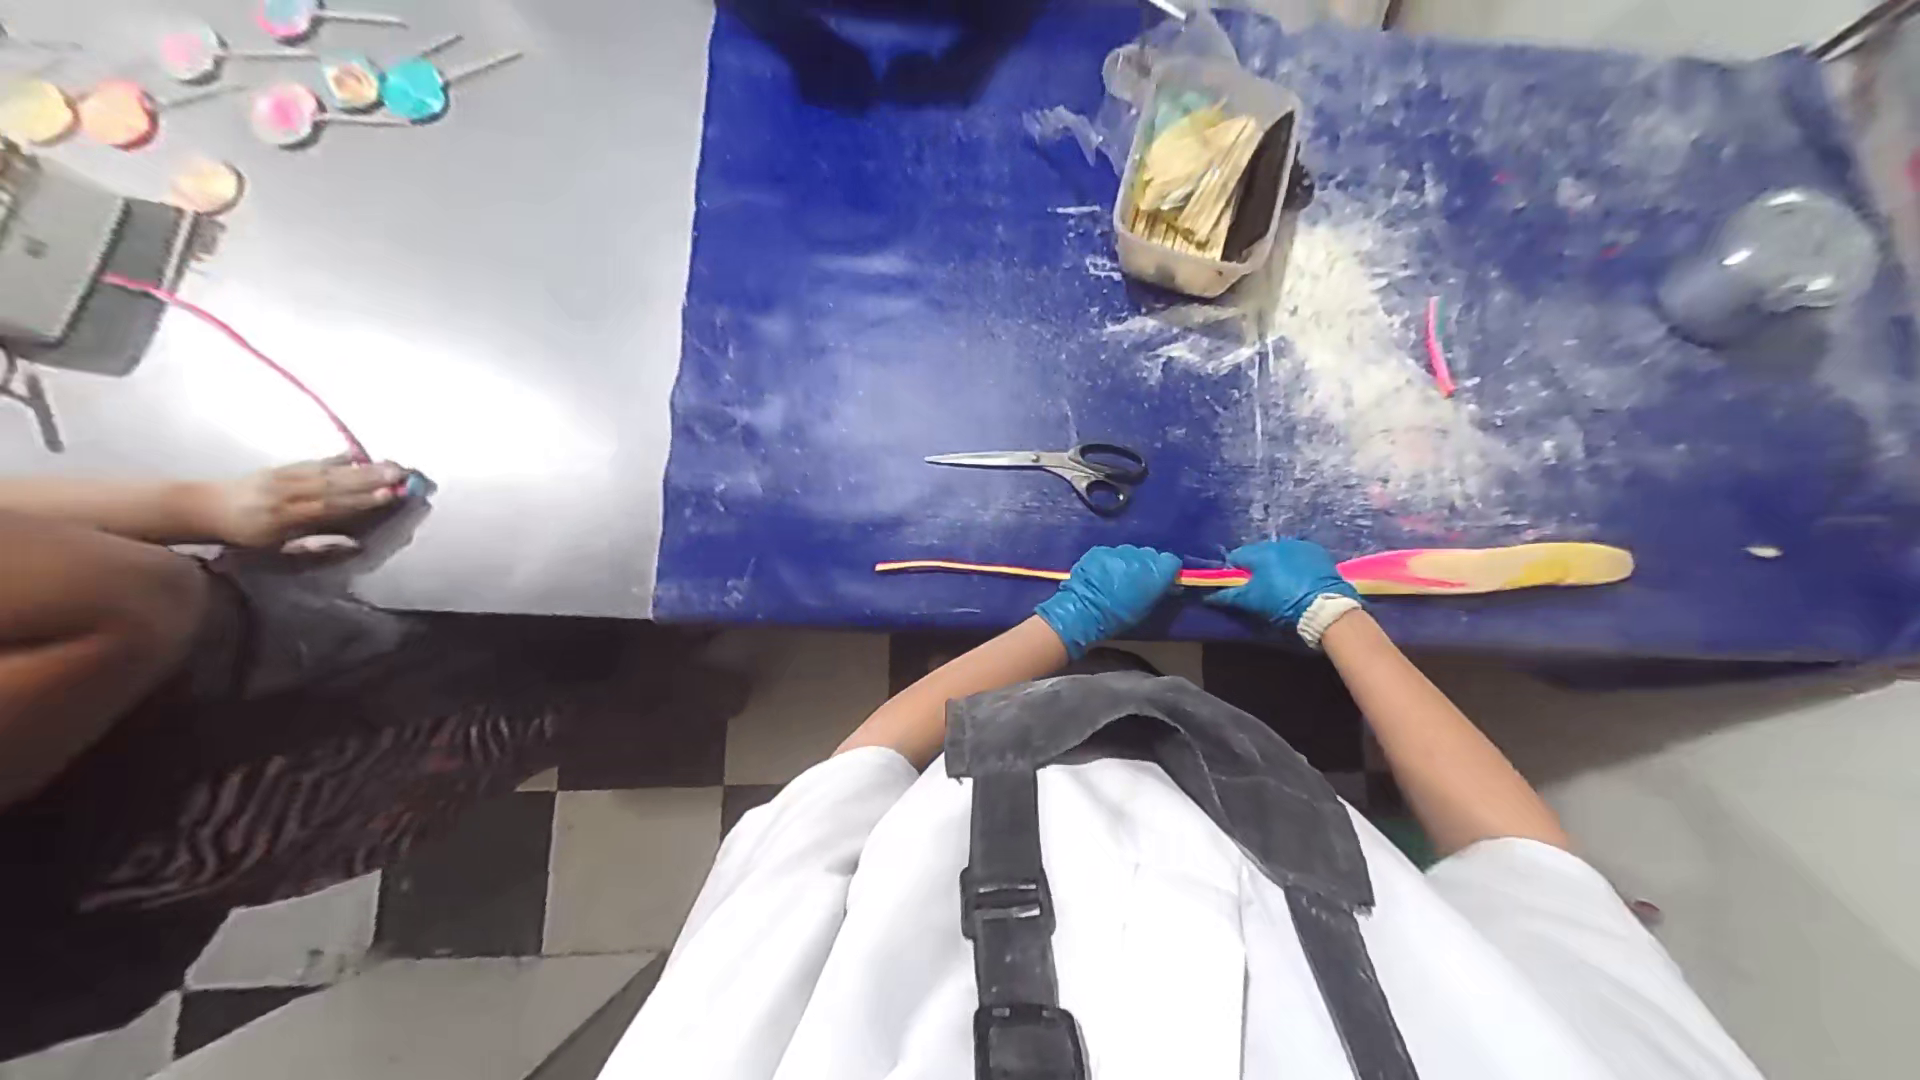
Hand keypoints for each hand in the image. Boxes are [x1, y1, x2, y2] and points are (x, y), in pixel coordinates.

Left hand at [189, 458, 406, 547]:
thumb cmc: (243, 537)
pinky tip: (359, 457)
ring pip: (329, 472)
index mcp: (285, 517)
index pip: (331, 507)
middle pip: (335, 484)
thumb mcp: (276, 549)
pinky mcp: (281, 467)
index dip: (362, 501)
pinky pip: (314, 463)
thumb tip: (359, 545)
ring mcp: (282, 477)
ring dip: (364, 468)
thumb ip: (317, 548)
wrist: (196, 509)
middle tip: (404, 474)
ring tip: (394, 464)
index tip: (390, 496)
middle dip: (372, 478)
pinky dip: (339, 460)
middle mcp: (286, 494)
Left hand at [1035, 544, 1181, 658]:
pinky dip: (1109, 562)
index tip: (1161, 578)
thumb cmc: (1120, 616)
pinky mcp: (1100, 550)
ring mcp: (1119, 550)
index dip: (1166, 570)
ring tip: (1116, 577)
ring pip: (1129, 552)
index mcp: (1156, 571)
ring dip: (1127, 562)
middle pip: (1150, 554)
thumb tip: (1170, 584)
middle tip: (1137, 579)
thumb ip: (1160, 590)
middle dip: (1146, 565)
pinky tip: (1101, 575)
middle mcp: (1140, 555)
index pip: (1171, 561)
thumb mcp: (1147, 607)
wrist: (1085, 610)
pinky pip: (1110, 554)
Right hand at [1205, 539, 1360, 631]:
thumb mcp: (1251, 601)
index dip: (1234, 571)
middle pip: (1258, 553)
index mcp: (1259, 552)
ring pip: (1279, 553)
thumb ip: (1228, 596)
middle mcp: (1278, 543)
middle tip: (1260, 587)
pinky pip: (1299, 555)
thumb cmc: (1281, 602)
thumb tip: (1208, 596)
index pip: (1236, 556)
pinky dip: (1295, 565)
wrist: (1326, 607)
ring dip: (1276, 565)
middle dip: (1256, 567)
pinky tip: (1298, 580)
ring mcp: (1300, 545)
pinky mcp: (1318, 552)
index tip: (1240, 586)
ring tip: (1281, 584)